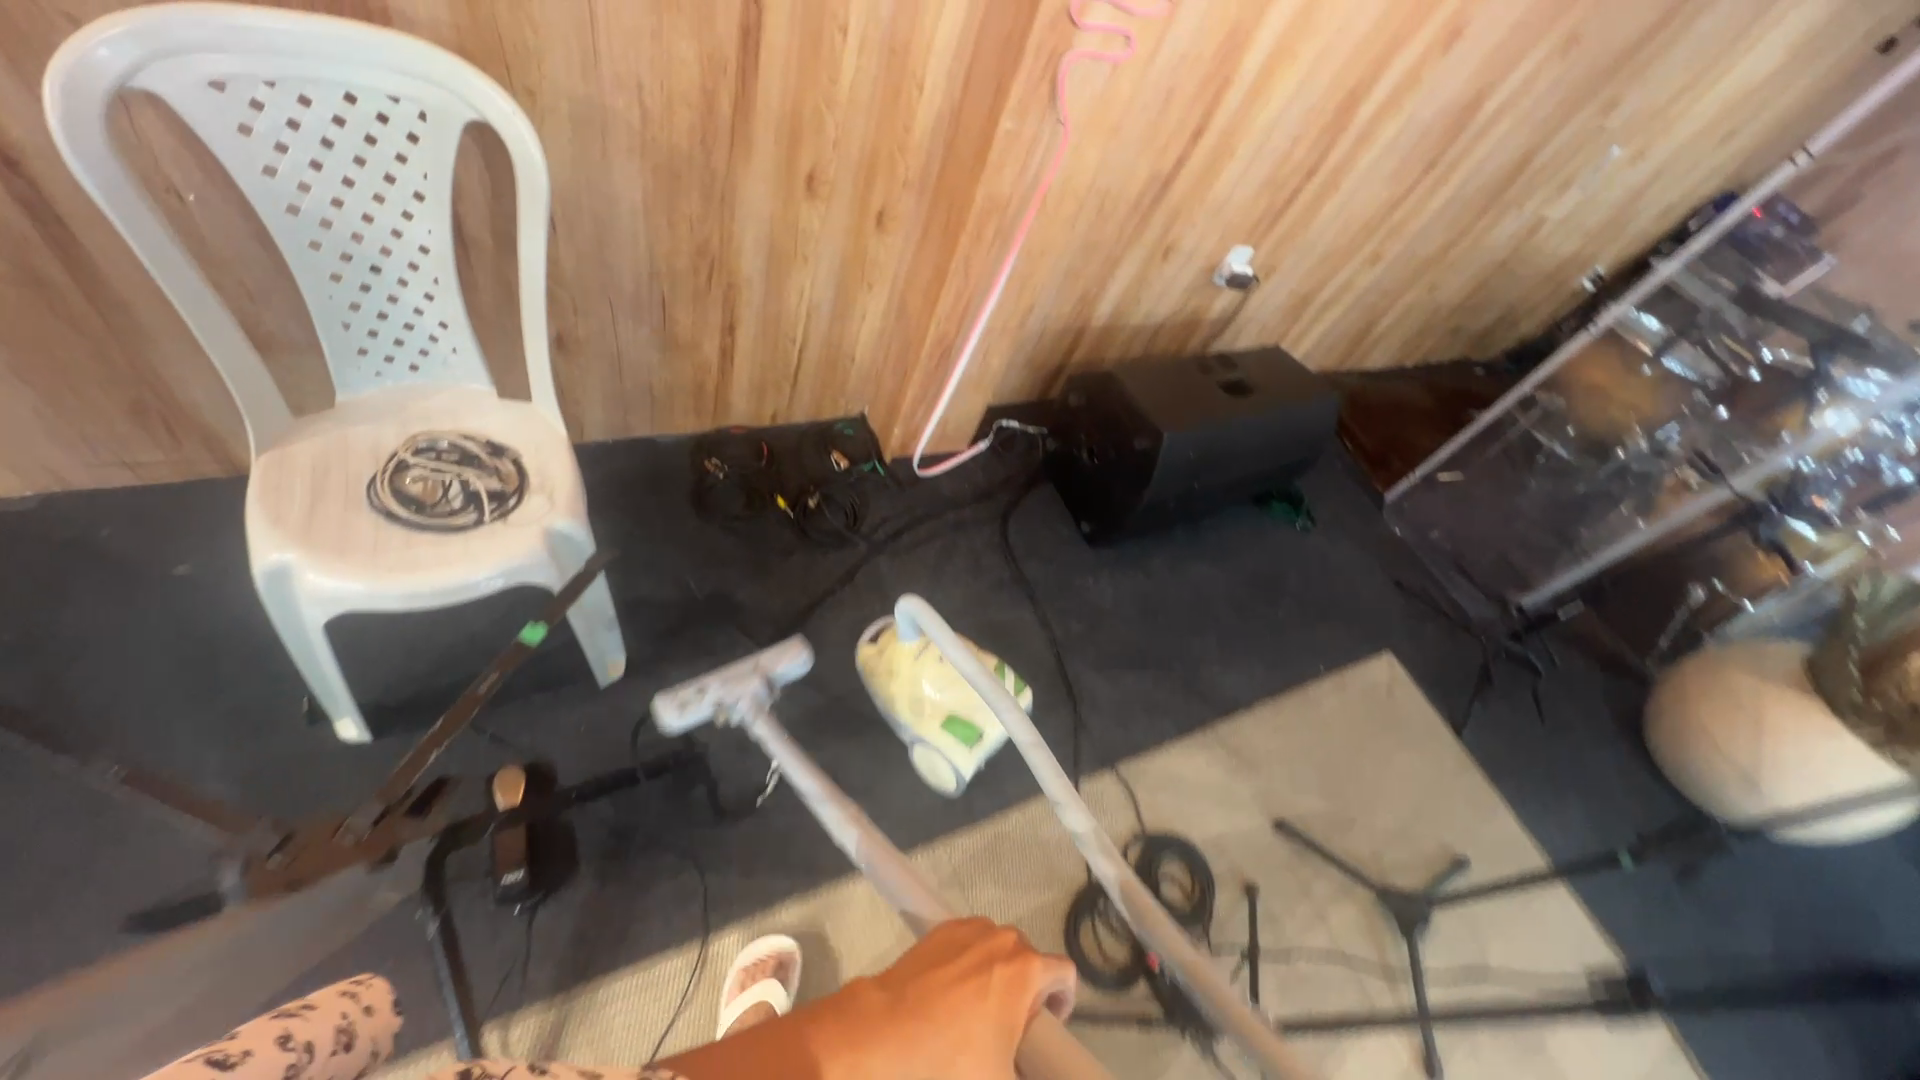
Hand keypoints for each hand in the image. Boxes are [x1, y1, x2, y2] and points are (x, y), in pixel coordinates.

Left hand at [835, 917, 1077, 1078]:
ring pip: (996, 948)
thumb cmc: (950, 1060)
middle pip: (1029, 959)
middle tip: (1007, 1027)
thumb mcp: (1001, 1079)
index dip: (1062, 1003)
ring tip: (976, 1011)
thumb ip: (1027, 1072)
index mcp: (1026, 968)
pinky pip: (968, 943)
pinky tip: (950, 995)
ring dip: (997, 973)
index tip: (1044, 1029)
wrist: (883, 1035)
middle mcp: (1001, 938)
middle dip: (1026, 990)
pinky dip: (968, 962)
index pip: (1065, 973)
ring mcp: (968, 929)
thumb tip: (1023, 1067)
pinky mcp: (938, 931)